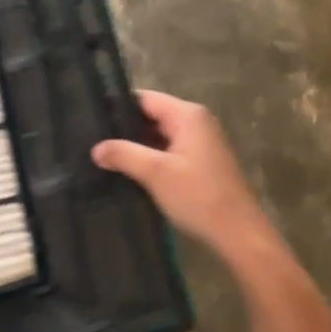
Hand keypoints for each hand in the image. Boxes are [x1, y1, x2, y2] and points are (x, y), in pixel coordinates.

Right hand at [92, 90, 273, 257]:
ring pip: (161, 134)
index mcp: (188, 115)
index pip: (146, 99)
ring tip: (107, 156)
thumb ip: (124, 155)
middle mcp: (197, 121)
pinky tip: (132, 171)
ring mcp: (202, 141)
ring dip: (139, 145)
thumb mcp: (156, 173)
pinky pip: (171, 149)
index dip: (119, 108)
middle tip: (95, 141)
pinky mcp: (203, 161)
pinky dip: (153, 157)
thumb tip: (96, 148)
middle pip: (154, 115)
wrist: (238, 232)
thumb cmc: (198, 196)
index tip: (92, 120)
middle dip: (127, 129)